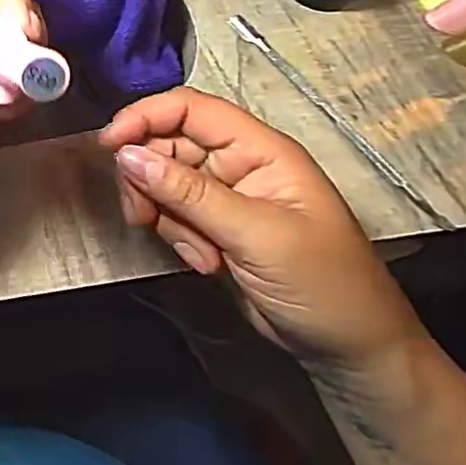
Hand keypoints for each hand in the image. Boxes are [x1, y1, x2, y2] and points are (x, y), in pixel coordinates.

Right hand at [98, 88, 428, 369]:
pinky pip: (167, 208)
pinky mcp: (210, 220)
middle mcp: (236, 161)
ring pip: (158, 177)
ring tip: (193, 251)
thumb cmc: (326, 286)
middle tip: (141, 214)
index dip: (144, 117)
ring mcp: (222, 191)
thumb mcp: (257, 236)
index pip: (188, 108)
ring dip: (161, 212)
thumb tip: (124, 154)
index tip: (110, 146)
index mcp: (259, 149)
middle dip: (146, 177)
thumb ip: (188, 192)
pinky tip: (202, 262)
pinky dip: (172, 232)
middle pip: (164, 142)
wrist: (354, 355)